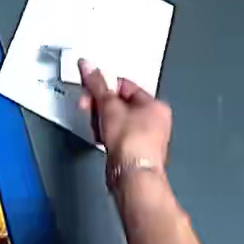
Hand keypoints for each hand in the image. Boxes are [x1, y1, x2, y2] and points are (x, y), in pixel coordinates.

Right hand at [79, 59, 172, 185]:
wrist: (131, 177)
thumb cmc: (132, 144)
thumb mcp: (109, 106)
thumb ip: (96, 84)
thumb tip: (88, 67)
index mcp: (155, 105)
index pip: (124, 85)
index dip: (105, 86)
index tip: (90, 86)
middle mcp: (154, 121)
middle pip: (119, 102)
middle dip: (101, 105)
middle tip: (89, 106)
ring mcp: (144, 137)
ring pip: (116, 119)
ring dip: (102, 120)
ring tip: (98, 126)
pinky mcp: (133, 151)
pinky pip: (116, 134)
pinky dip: (106, 133)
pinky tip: (101, 137)